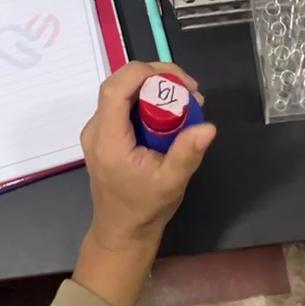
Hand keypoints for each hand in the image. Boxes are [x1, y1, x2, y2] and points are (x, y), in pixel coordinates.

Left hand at [73, 61, 216, 305]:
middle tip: (187, 86)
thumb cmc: (145, 208)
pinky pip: (122, 101)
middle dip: (154, 75)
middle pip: (118, 83)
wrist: (123, 231)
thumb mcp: (171, 183)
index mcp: (108, 141)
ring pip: (121, 89)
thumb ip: (187, 153)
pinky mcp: (104, 131)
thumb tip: (208, 127)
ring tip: (183, 95)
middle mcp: (96, 129)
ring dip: (151, 83)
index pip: (115, 90)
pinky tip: (169, 106)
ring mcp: (96, 129)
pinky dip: (145, 95)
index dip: (144, 74)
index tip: (178, 81)